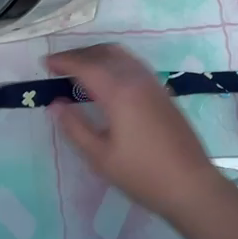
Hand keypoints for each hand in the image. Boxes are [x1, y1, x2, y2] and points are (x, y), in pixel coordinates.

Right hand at [47, 43, 230, 220]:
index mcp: (118, 91)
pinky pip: (132, 62)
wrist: (192, 185)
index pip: (84, 65)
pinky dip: (113, 60)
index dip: (63, 61)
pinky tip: (108, 79)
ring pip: (119, 54)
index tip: (45, 64)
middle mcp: (135, 78)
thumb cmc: (143, 174)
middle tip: (59, 65)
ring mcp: (152, 82)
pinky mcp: (162, 90)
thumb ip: (75, 127)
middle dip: (78, 54)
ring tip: (80, 68)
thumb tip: (55, 104)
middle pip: (102, 53)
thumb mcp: (101, 157)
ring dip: (96, 54)